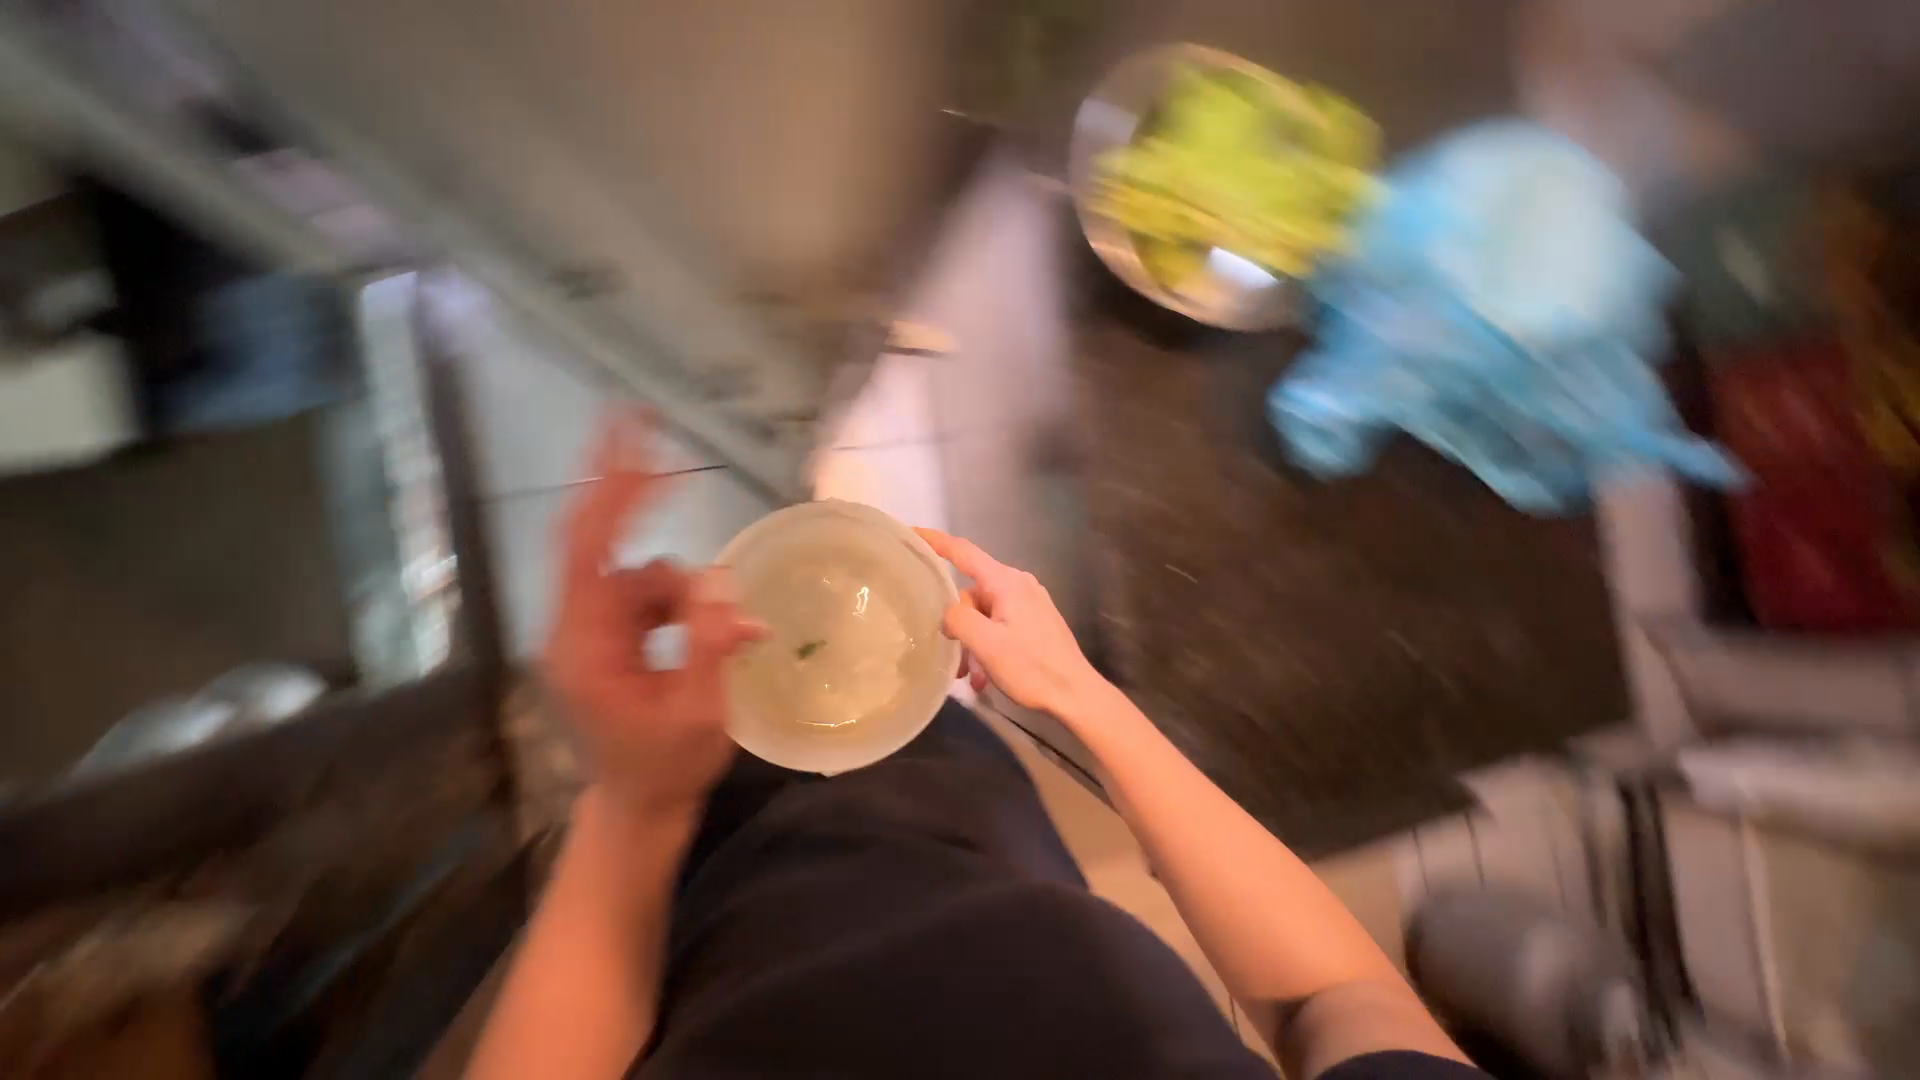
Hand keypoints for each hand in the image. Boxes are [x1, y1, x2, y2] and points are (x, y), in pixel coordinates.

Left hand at [542, 410, 764, 817]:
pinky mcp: (609, 641)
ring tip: (732, 637)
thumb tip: (719, 579)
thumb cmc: (666, 769)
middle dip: (625, 485)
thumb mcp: (699, 712)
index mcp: (582, 645)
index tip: (638, 441)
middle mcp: (574, 629)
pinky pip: (648, 600)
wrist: (637, 810)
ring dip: (684, 591)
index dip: (610, 490)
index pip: (587, 548)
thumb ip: (707, 642)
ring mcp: (590, 634)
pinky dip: (684, 606)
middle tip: (649, 425)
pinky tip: (719, 635)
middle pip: (599, 540)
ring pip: (639, 575)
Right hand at [915, 528, 1104, 719]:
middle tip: (955, 660)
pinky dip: (988, 646)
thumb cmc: (1032, 668)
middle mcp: (1019, 585)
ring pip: (984, 614)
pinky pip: (999, 625)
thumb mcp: (987, 645)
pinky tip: (986, 676)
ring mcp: (1029, 603)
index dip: (935, 541)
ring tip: (972, 677)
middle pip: (972, 593)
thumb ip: (959, 620)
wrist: (1076, 695)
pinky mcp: (1035, 621)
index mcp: (1007, 582)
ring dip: (973, 643)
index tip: (911, 533)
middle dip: (959, 625)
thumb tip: (948, 613)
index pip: (964, 552)